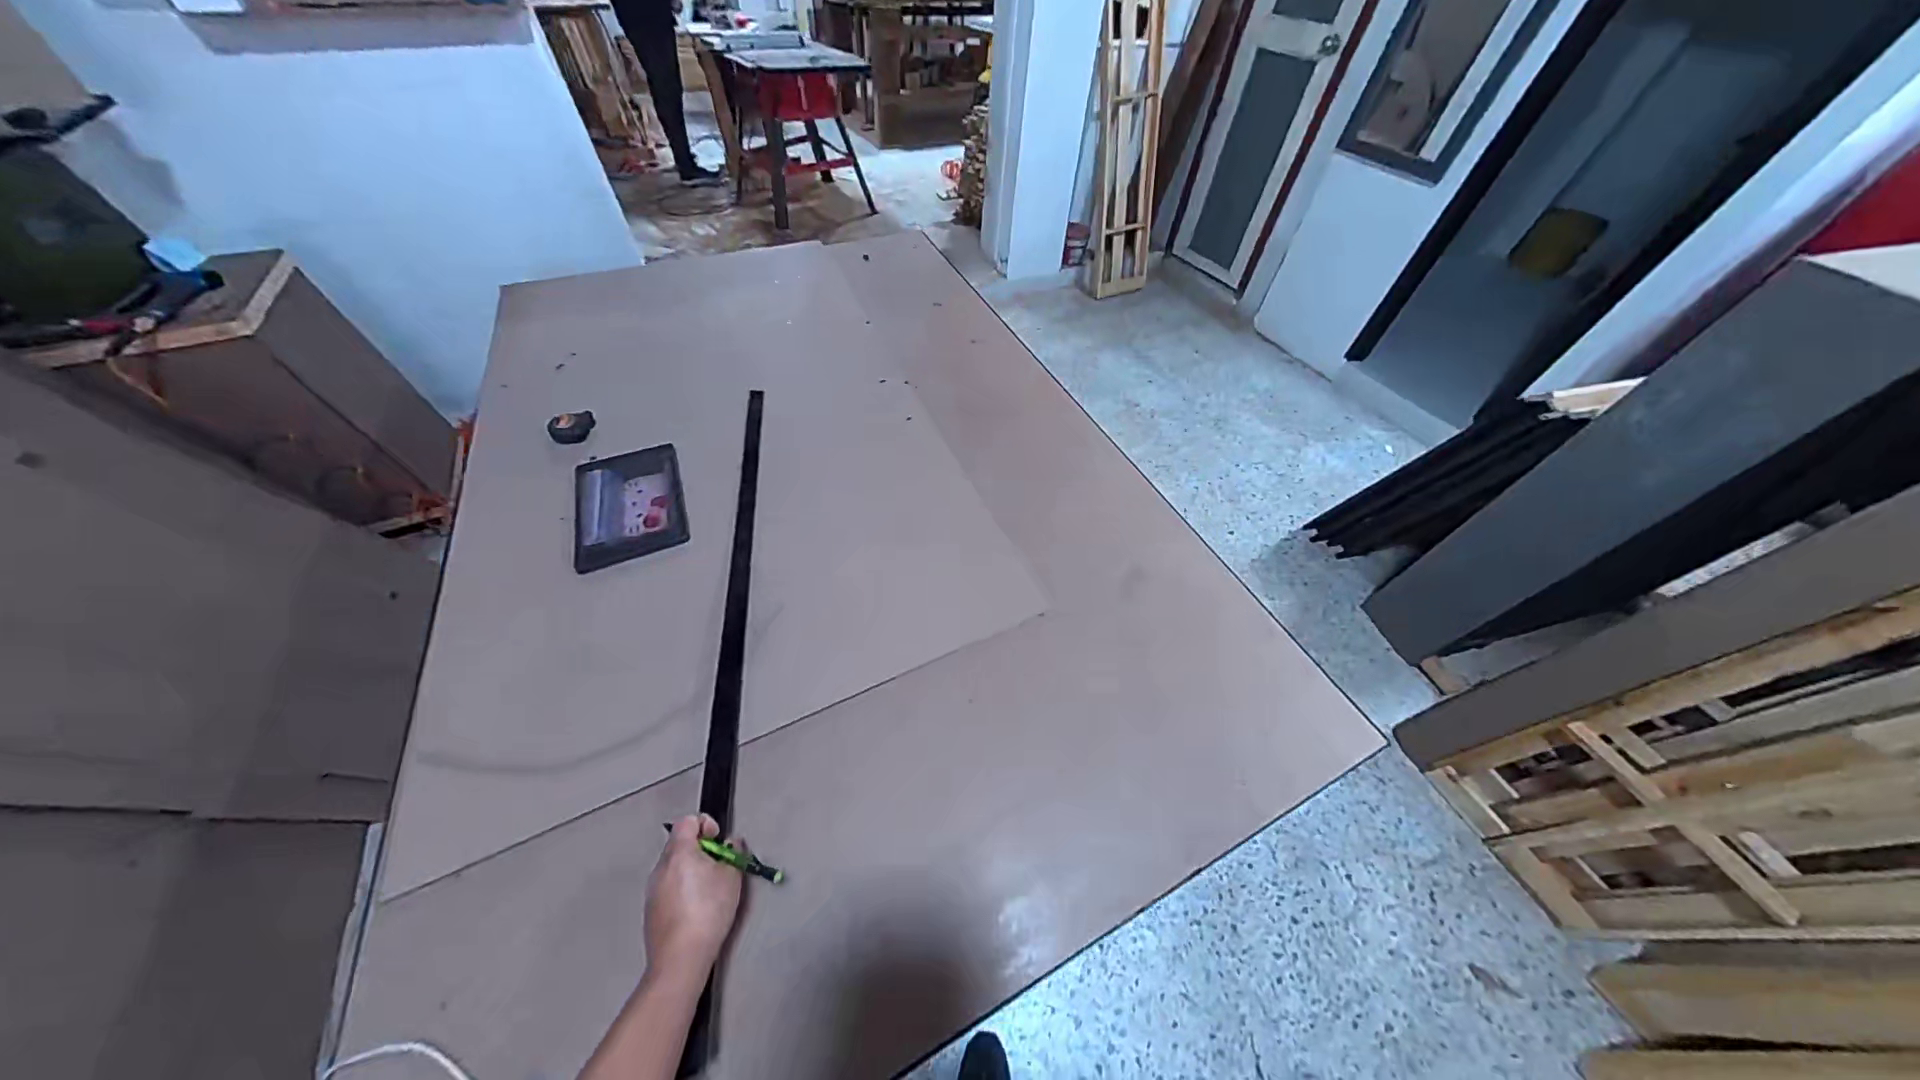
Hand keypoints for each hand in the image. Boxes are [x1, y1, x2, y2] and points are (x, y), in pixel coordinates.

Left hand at [645, 814, 743, 980]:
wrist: (680, 958)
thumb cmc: (709, 911)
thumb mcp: (732, 877)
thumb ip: (734, 853)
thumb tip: (732, 843)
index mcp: (679, 852)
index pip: (687, 820)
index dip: (705, 824)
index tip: (718, 841)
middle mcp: (660, 866)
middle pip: (679, 843)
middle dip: (700, 848)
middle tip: (717, 864)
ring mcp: (652, 889)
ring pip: (673, 866)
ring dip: (690, 868)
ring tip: (708, 888)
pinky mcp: (650, 909)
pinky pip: (667, 886)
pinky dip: (681, 887)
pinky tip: (694, 907)